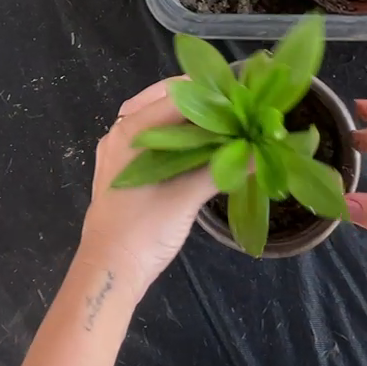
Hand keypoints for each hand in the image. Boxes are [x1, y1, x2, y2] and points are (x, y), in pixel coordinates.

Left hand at [77, 78, 219, 294]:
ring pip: (153, 115)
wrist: (108, 271)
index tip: (239, 99)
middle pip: (162, 98)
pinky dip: (170, 132)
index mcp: (132, 129)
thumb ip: (220, 170)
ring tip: (216, 121)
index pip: (176, 95)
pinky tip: (192, 145)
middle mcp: (121, 131)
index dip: (209, 94)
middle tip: (230, 107)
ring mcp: (117, 148)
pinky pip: (147, 135)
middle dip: (196, 98)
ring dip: (182, 115)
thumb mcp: (186, 198)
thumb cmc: (143, 230)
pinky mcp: (119, 166)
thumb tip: (258, 153)